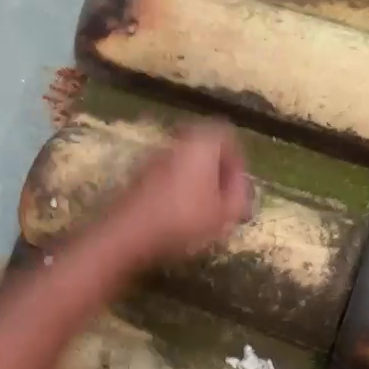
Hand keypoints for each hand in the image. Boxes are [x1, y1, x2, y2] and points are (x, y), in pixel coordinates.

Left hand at [104, 121, 252, 263]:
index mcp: (202, 142)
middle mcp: (178, 141)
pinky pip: (167, 174)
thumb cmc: (184, 219)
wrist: (128, 233)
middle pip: (205, 147)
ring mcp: (154, 156)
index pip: (227, 136)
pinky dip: (176, 187)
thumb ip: (240, 196)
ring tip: (202, 210)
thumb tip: (239, 187)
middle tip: (222, 197)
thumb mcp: (225, 214)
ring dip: (196, 180)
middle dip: (216, 170)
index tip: (238, 187)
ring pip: (184, 161)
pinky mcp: (138, 174)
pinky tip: (177, 214)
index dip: (237, 161)